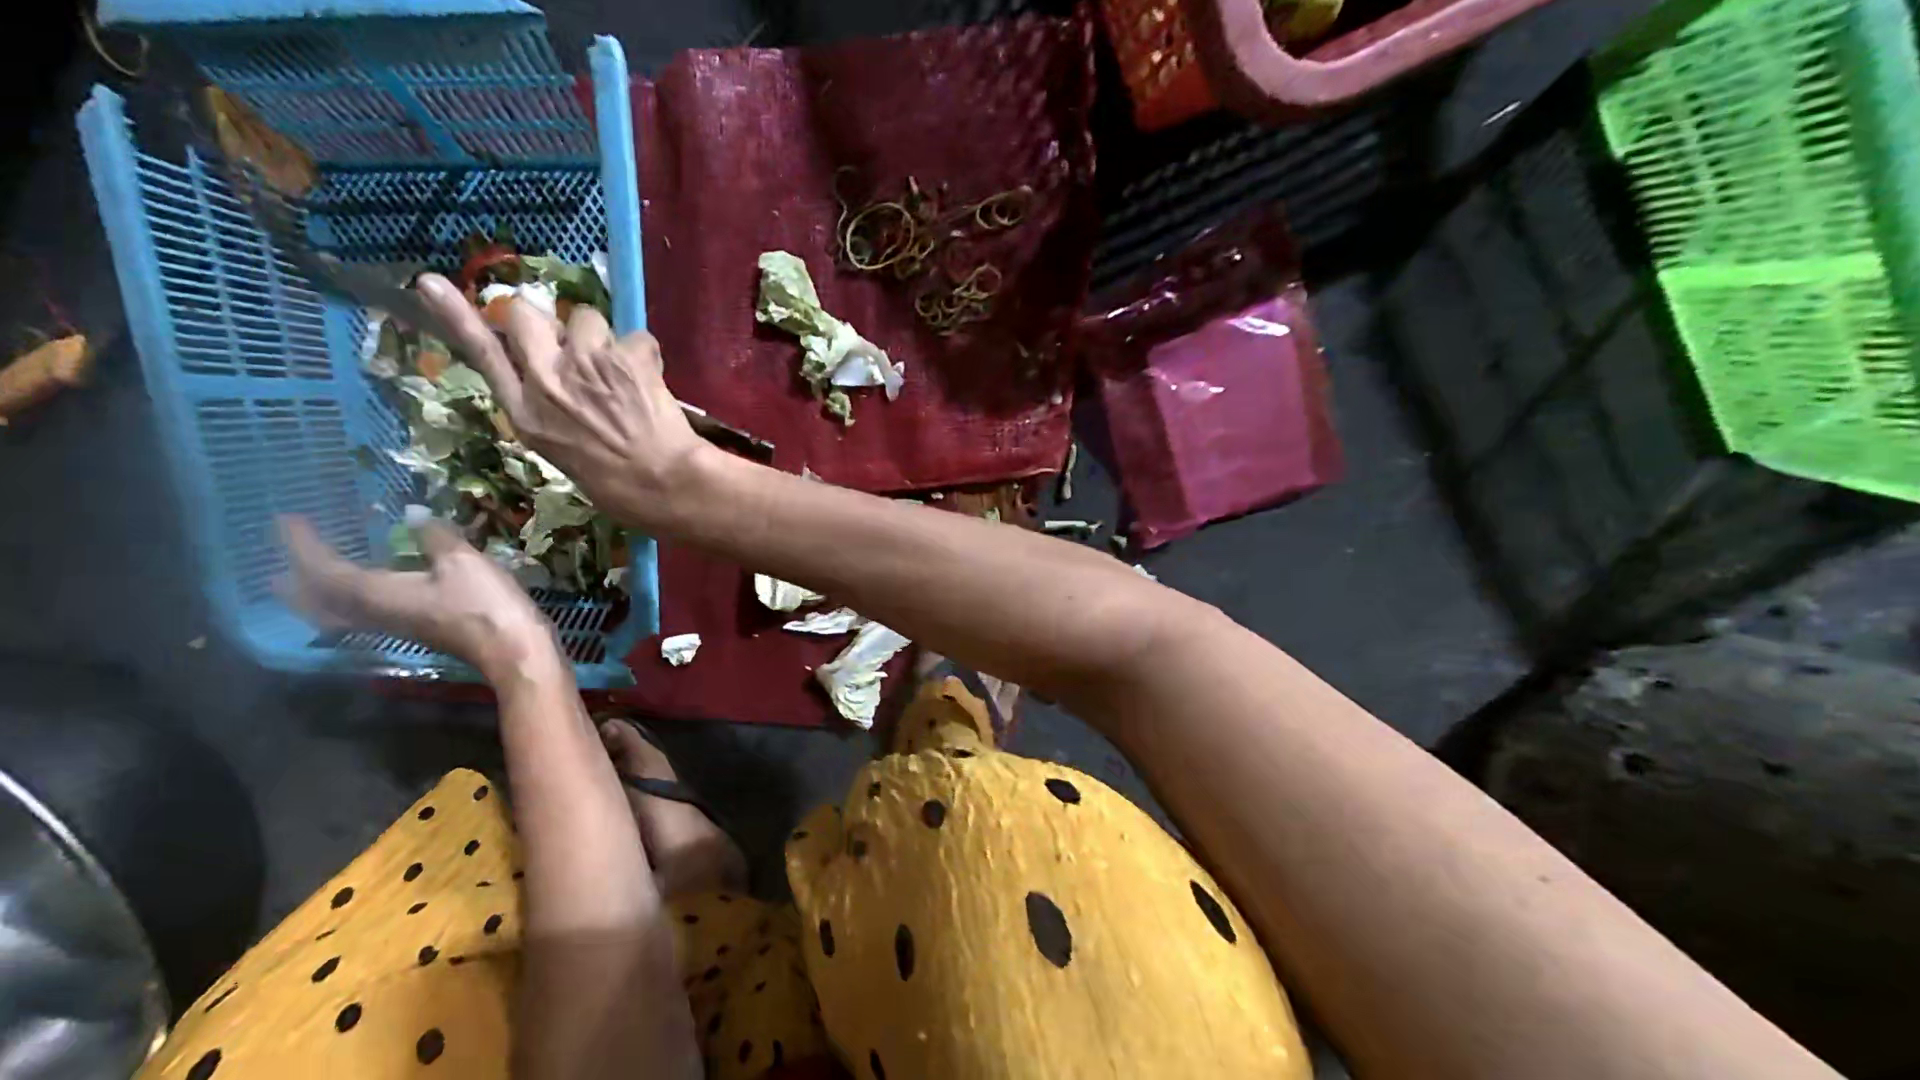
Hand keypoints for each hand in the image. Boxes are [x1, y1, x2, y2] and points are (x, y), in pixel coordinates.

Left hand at [279, 515, 564, 684]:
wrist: (513, 648)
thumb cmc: (484, 603)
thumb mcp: (462, 562)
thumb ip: (434, 536)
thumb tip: (412, 513)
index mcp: (376, 593)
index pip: (323, 568)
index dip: (302, 544)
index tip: (286, 518)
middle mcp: (374, 613)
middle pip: (318, 601)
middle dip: (294, 581)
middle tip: (280, 561)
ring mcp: (394, 625)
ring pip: (336, 613)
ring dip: (315, 596)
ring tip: (309, 580)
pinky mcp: (415, 630)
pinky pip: (360, 616)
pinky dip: (346, 602)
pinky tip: (364, 593)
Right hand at [415, 274, 708, 533]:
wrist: (662, 483)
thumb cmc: (613, 478)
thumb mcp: (559, 446)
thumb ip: (545, 402)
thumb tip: (546, 363)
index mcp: (525, 412)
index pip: (483, 355)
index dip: (459, 317)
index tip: (429, 284)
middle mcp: (547, 382)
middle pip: (527, 315)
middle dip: (551, 321)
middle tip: (579, 349)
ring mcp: (586, 365)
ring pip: (587, 318)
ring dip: (604, 339)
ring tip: (622, 375)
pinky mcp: (626, 358)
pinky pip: (635, 336)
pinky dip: (645, 354)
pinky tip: (651, 381)